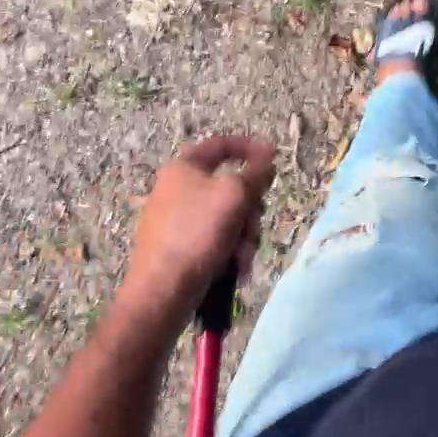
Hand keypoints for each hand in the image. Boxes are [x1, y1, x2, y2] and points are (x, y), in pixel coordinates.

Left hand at [122, 135, 276, 320]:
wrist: (162, 292)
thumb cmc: (198, 233)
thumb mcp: (236, 193)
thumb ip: (257, 172)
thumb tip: (267, 159)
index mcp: (184, 168)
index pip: (223, 144)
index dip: (252, 147)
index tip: (275, 158)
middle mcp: (177, 189)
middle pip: (232, 185)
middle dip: (250, 207)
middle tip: (254, 221)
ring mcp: (177, 219)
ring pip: (229, 214)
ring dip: (244, 233)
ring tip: (242, 254)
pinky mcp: (180, 245)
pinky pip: (217, 236)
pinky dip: (230, 248)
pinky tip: (236, 265)